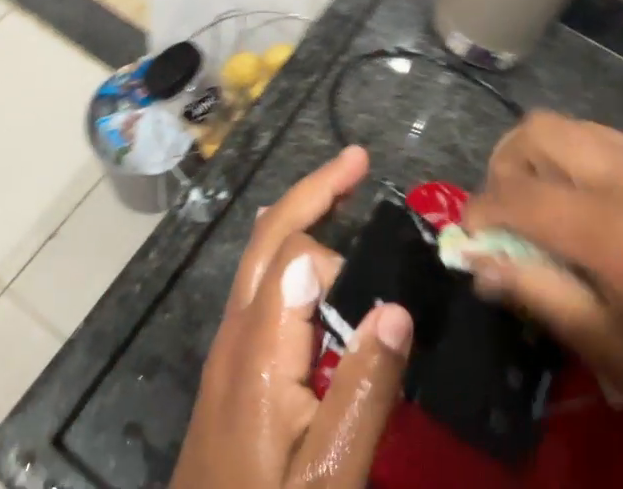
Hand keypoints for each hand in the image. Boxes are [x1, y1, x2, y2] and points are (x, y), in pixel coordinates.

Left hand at [172, 147, 414, 488]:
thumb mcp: (329, 475)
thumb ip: (364, 391)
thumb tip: (394, 307)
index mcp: (258, 349)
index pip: (290, 252)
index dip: (328, 219)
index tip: (367, 190)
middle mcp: (235, 336)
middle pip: (265, 241)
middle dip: (311, 194)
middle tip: (359, 164)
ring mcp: (227, 356)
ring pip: (260, 265)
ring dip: (302, 224)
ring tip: (344, 202)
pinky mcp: (231, 377)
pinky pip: (262, 297)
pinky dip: (293, 265)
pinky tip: (319, 282)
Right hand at [463, 112, 622, 450]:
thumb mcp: (620, 353)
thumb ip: (542, 296)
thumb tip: (482, 262)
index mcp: (613, 232)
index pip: (516, 196)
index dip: (479, 215)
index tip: (470, 242)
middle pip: (540, 132)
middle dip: (504, 166)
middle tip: (505, 216)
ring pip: (577, 129)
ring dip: (543, 159)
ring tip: (544, 214)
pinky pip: (613, 147)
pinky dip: (581, 166)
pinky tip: (595, 220)